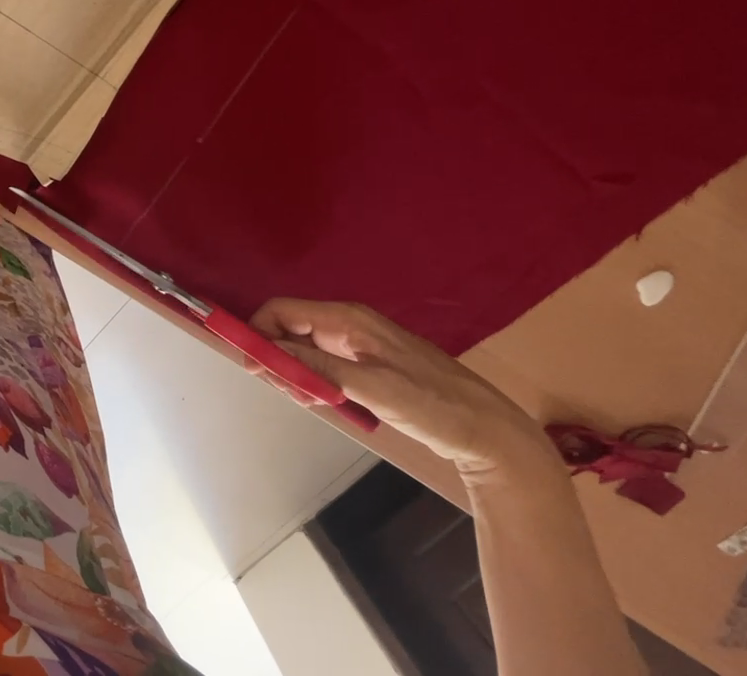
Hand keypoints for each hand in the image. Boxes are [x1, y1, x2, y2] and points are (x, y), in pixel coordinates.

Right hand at [246, 299, 554, 480]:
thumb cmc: (435, 408)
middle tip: (284, 391)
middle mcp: (349, 324)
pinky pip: (322, 362)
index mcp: (349, 319)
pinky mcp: (367, 363)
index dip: (258, 332)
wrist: (493, 435)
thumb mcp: (372, 388)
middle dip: (275, 356)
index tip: (253, 367)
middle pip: (288, 327)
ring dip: (293, 371)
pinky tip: (322, 401)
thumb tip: (266, 352)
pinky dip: (312, 379)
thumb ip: (317, 366)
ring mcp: (358, 343)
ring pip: (303, 347)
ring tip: (306, 400)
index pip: (281, 310)